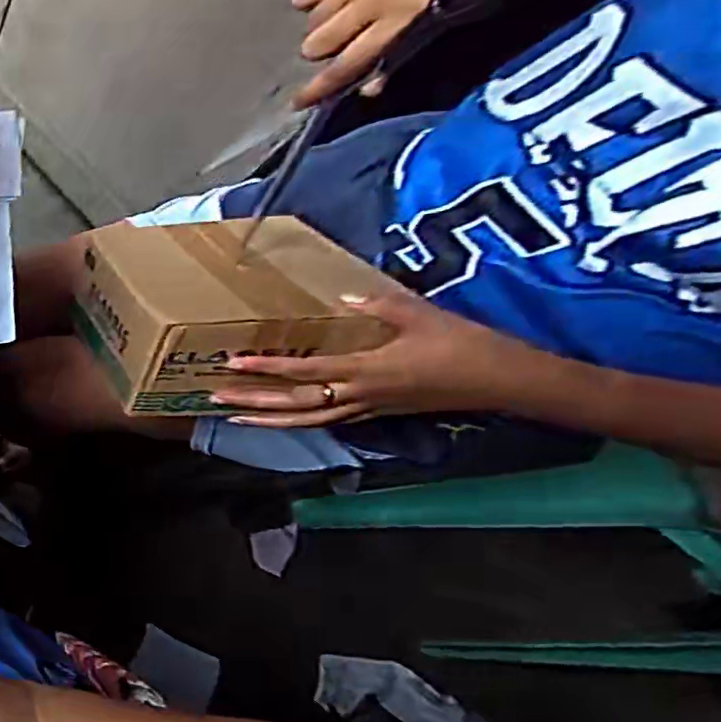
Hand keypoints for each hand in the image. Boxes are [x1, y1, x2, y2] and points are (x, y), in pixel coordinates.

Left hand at [213, 290, 551, 427]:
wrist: (507, 382)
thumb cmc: (465, 345)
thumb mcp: (421, 315)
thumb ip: (379, 307)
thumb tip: (341, 298)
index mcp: (366, 370)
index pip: (303, 371)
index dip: (265, 367)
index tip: (232, 363)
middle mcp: (359, 395)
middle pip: (295, 403)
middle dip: (253, 400)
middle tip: (213, 397)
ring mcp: (367, 408)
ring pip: (307, 420)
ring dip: (268, 418)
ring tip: (233, 415)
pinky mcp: (376, 414)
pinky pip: (328, 421)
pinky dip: (299, 422)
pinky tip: (280, 420)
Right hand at [290, 0, 474, 108]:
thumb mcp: (454, 12)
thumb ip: (405, 49)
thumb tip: (370, 87)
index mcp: (400, 21)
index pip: (345, 66)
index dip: (318, 89)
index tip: (299, 101)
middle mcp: (371, 2)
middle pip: (318, 44)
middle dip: (322, 50)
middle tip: (335, 45)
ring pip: (314, 19)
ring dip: (321, 24)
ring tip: (338, 17)